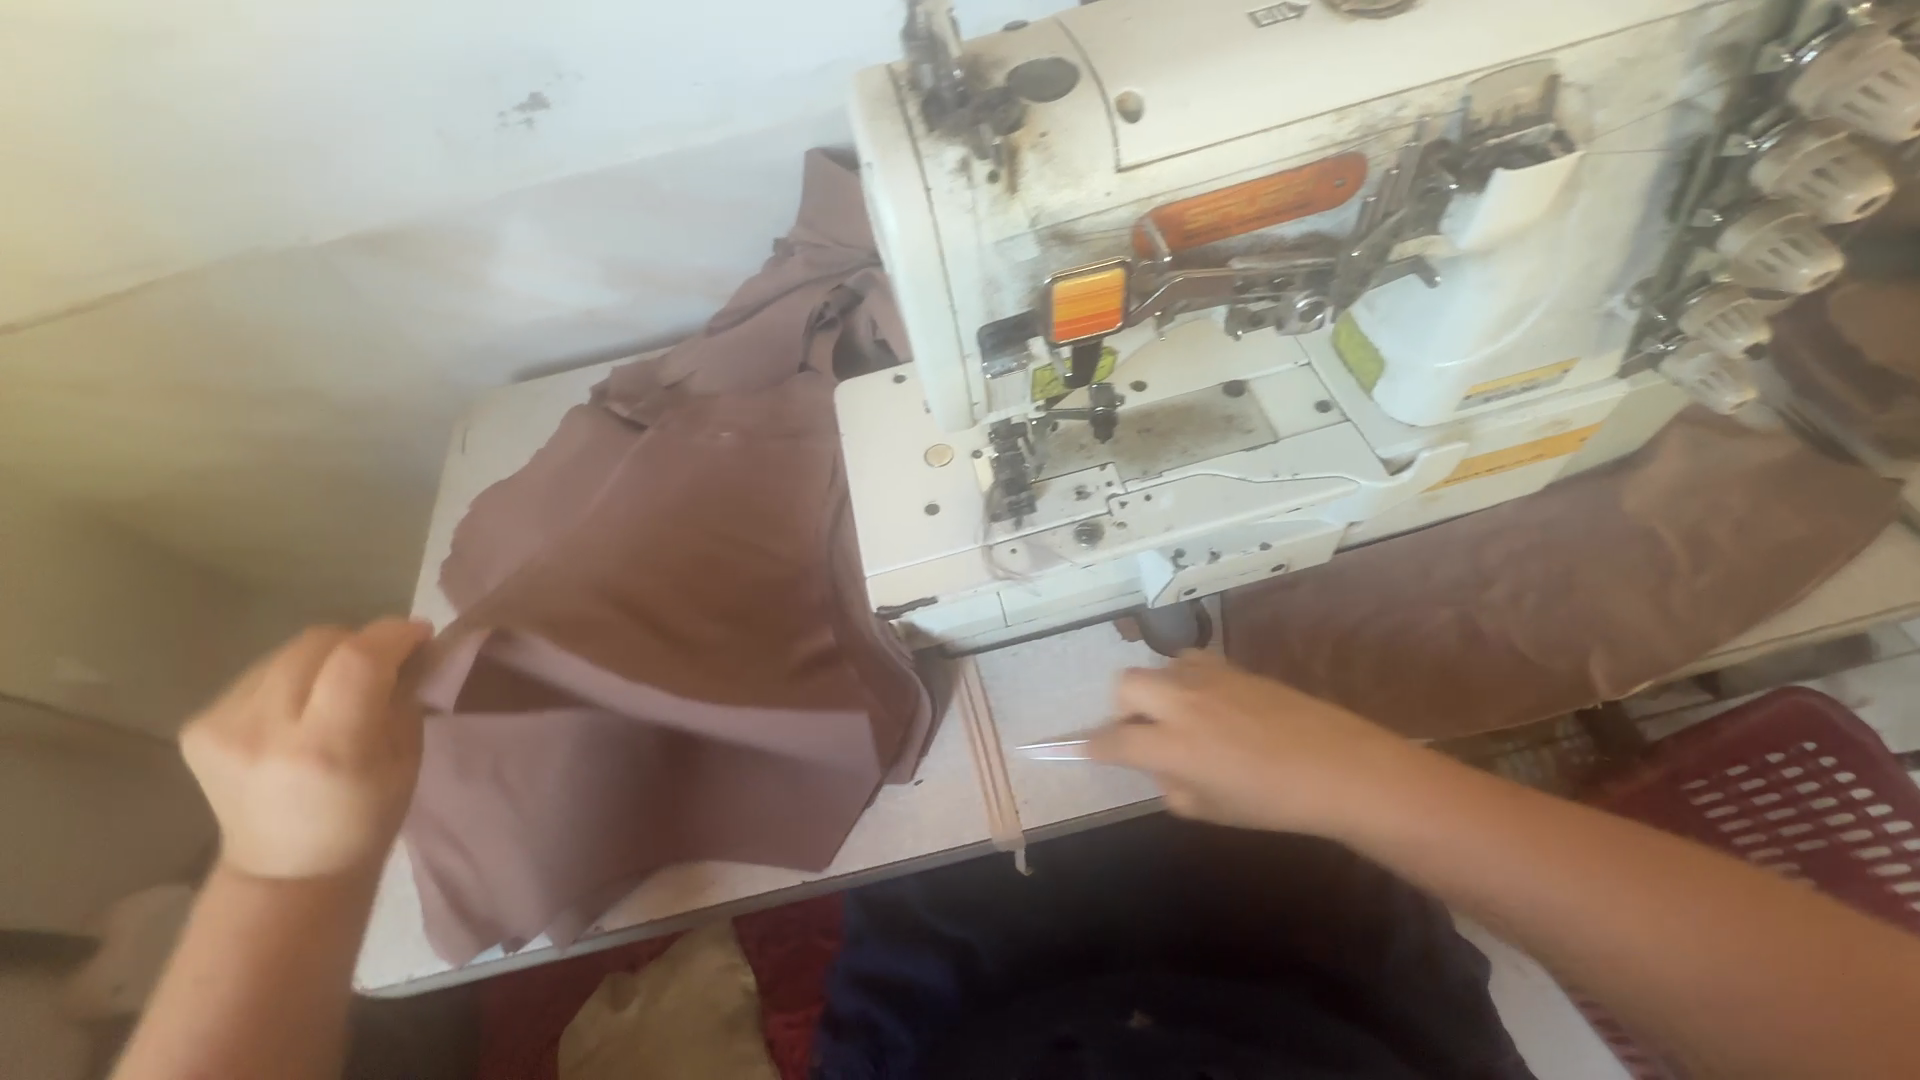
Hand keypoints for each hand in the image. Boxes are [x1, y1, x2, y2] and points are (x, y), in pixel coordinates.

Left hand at [179, 618, 432, 879]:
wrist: (285, 869)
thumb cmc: (366, 816)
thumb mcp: (406, 755)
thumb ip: (403, 695)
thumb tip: (408, 648)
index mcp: (328, 746)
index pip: (358, 659)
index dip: (394, 635)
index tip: (420, 635)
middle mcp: (265, 731)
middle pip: (318, 642)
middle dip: (361, 642)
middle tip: (384, 662)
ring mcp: (221, 727)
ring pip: (288, 652)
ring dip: (325, 658)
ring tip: (339, 687)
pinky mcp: (198, 727)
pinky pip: (260, 674)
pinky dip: (292, 678)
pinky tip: (301, 708)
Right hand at [1087, 651, 1421, 836]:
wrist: (1342, 769)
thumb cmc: (1274, 803)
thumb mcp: (1211, 809)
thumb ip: (1172, 785)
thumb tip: (1162, 766)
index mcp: (1173, 745)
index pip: (1114, 739)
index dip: (1094, 745)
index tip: (1085, 748)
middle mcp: (1183, 703)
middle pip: (1126, 684)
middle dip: (1122, 708)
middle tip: (1142, 732)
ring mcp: (1211, 679)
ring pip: (1160, 667)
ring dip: (1156, 689)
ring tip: (1177, 715)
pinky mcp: (1236, 668)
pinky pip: (1193, 662)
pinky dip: (1186, 678)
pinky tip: (1209, 702)